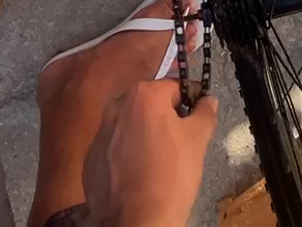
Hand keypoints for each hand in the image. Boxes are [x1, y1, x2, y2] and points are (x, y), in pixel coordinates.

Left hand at [81, 81, 216, 226]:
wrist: (135, 223)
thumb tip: (209, 100)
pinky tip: (139, 176)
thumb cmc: (170, 176)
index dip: (190, 103)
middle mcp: (117, 106)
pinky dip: (127, 157)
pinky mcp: (92, 159)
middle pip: (150, 106)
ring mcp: (100, 132)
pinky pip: (115, 149)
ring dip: (145, 137)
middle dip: (166, 120)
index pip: (174, 88)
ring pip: (131, 127)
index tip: (198, 120)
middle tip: (182, 144)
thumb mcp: (198, 141)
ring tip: (160, 163)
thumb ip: (205, 113)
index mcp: (143, 95)